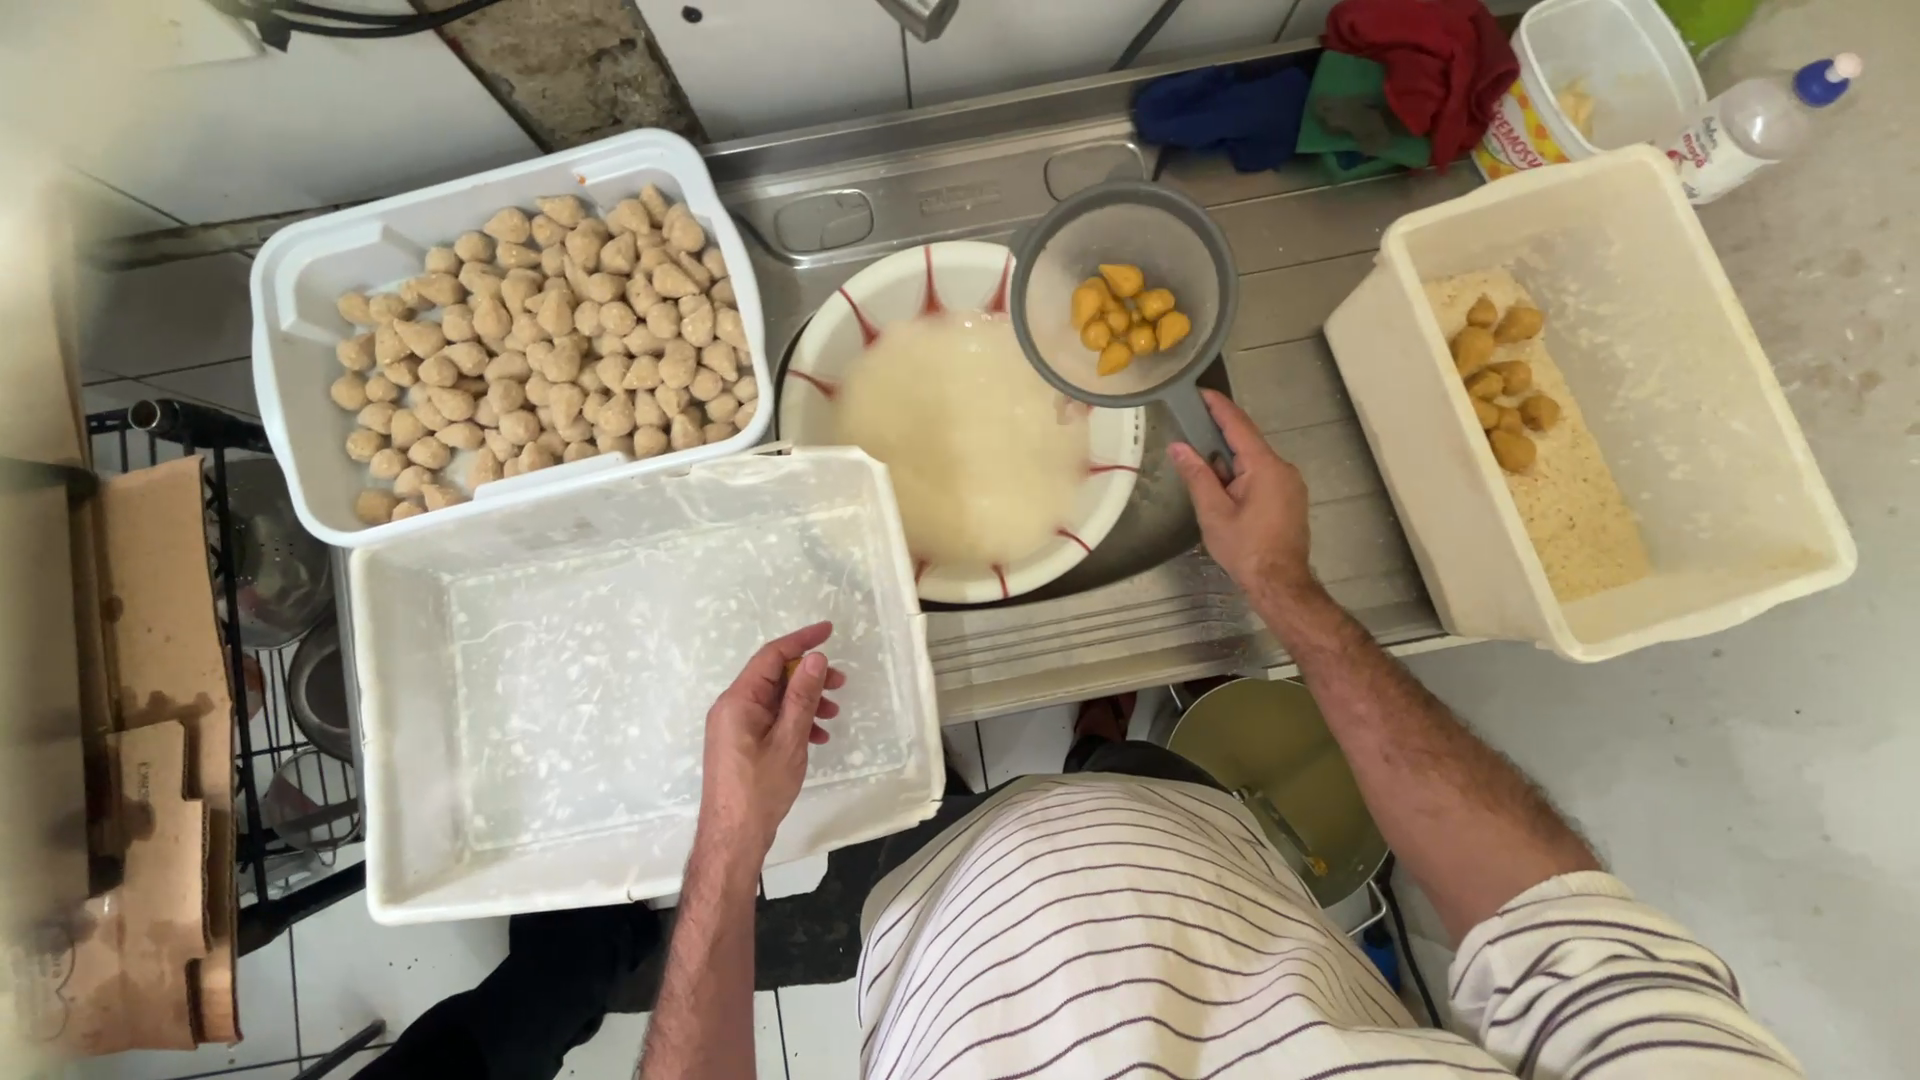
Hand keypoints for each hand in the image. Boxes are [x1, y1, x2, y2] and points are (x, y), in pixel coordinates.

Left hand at [697, 621, 844, 861]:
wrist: (733, 837)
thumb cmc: (760, 788)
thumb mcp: (789, 739)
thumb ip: (802, 696)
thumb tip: (816, 659)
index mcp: (738, 701)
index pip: (771, 656)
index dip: (801, 640)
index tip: (828, 631)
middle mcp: (732, 707)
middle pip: (774, 676)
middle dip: (809, 676)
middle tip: (841, 683)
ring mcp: (735, 726)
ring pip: (775, 699)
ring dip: (806, 700)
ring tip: (833, 714)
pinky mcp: (741, 743)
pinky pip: (771, 719)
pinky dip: (795, 721)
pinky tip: (817, 737)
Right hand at [1168, 389, 1315, 608]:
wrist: (1279, 583)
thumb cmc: (1245, 548)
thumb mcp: (1214, 512)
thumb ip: (1197, 476)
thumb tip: (1179, 447)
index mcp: (1265, 467)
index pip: (1239, 426)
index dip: (1219, 407)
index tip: (1201, 391)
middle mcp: (1283, 468)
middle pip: (1246, 444)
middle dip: (1218, 441)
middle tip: (1190, 436)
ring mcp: (1290, 484)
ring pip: (1253, 463)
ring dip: (1228, 464)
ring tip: (1202, 474)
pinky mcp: (1290, 499)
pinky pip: (1262, 477)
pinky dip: (1240, 477)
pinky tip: (1223, 492)